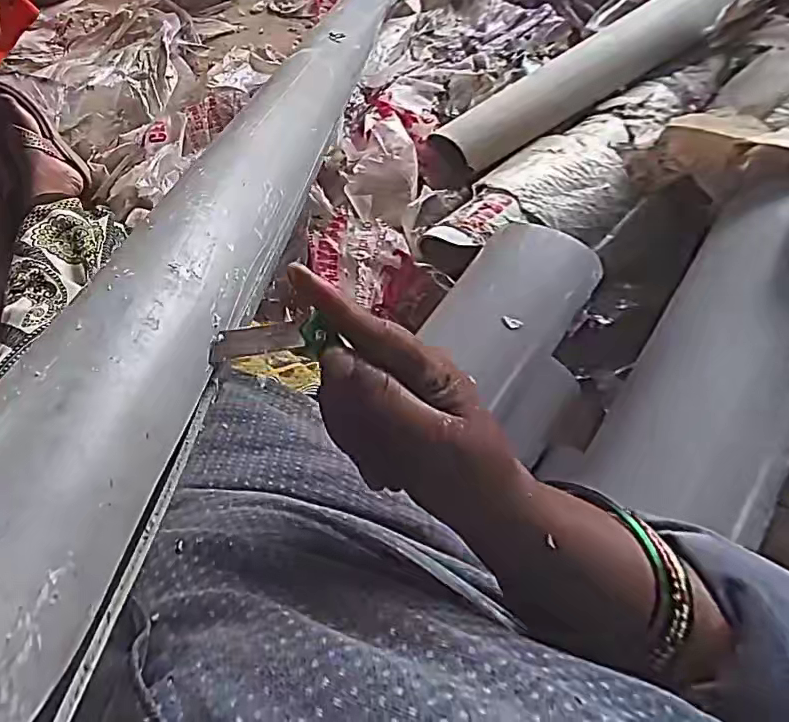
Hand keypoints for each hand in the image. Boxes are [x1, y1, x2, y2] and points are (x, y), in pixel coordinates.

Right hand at [285, 264, 523, 512]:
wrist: (492, 515)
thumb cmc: (475, 477)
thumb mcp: (434, 440)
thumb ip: (382, 396)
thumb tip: (332, 354)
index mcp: (426, 366)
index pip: (369, 327)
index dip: (328, 301)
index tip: (296, 274)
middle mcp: (402, 368)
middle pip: (342, 364)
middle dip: (347, 407)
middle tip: (371, 445)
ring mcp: (388, 388)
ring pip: (337, 392)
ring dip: (353, 431)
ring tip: (386, 463)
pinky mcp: (377, 408)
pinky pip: (340, 414)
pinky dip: (354, 442)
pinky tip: (383, 465)